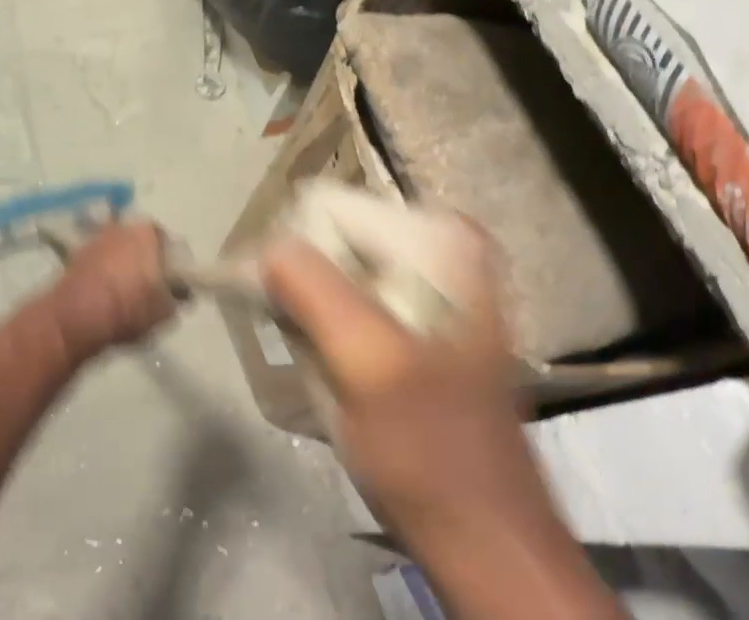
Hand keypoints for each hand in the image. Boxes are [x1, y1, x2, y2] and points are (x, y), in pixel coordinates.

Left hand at [43, 219, 177, 357]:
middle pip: (137, 240)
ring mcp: (94, 238)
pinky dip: (102, 272)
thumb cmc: (129, 307)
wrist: (77, 315)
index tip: (171, 280)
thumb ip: (176, 296)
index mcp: (146, 232)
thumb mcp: (165, 311)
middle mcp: (119, 226)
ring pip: (115, 249)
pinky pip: (97, 260)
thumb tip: (178, 293)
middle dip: (144, 258)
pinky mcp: (74, 254)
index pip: (165, 240)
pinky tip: (105, 293)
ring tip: (126, 291)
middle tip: (149, 285)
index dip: (170, 261)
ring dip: (121, 264)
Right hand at [260, 189, 553, 544]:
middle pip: (340, 240)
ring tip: (297, 345)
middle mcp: (444, 262)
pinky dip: (322, 329)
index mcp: (448, 249)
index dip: (299, 240)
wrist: (481, 540)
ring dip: (306, 306)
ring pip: (339, 276)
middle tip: (280, 316)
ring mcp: (430, 302)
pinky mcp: (415, 339)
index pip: (343, 209)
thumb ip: (317, 291)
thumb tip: (267, 246)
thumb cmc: (430, 450)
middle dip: (300, 274)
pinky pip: (348, 310)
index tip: (271, 281)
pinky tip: (316, 365)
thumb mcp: (369, 361)